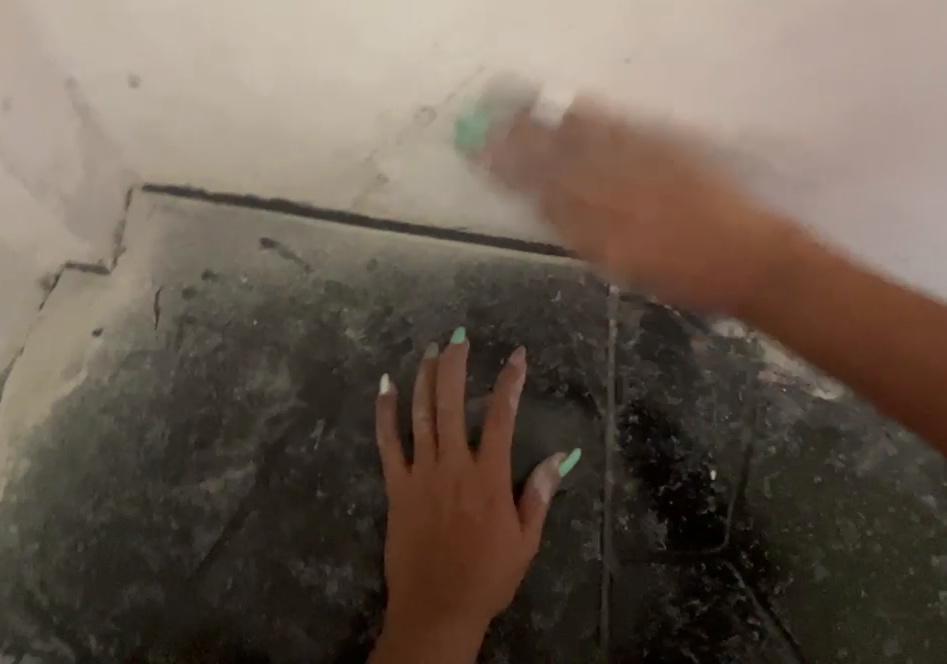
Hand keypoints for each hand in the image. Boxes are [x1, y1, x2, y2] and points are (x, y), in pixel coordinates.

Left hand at [369, 332, 575, 663]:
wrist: (437, 608)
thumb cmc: (487, 577)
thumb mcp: (525, 541)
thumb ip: (540, 494)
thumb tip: (561, 456)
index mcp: (489, 477)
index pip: (503, 417)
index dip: (511, 382)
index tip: (517, 356)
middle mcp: (454, 465)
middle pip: (454, 402)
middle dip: (457, 365)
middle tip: (459, 337)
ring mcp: (422, 472)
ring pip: (422, 413)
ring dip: (425, 377)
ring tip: (431, 349)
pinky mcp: (396, 485)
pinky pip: (388, 441)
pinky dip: (385, 410)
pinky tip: (386, 384)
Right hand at [474, 97, 802, 312]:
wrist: (750, 258)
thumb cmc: (686, 276)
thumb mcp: (622, 266)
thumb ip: (582, 234)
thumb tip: (545, 205)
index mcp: (596, 229)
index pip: (538, 192)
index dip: (505, 171)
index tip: (479, 154)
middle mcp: (609, 194)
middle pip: (550, 159)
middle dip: (513, 138)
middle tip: (484, 119)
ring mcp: (635, 165)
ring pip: (577, 138)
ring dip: (541, 119)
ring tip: (511, 98)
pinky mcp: (662, 146)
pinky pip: (615, 127)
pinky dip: (585, 114)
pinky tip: (567, 101)